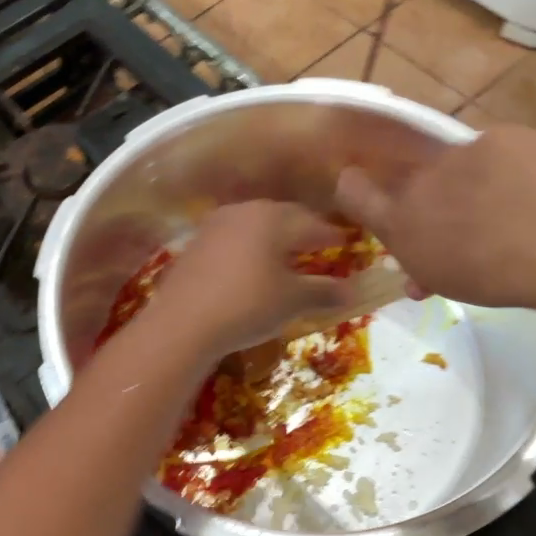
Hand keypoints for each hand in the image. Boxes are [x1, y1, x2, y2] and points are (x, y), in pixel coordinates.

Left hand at [141, 201, 356, 359]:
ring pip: (255, 226)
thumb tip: (353, 290)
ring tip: (285, 257)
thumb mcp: (292, 301)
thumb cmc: (247, 306)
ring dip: (273, 238)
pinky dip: (248, 249)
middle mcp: (244, 212)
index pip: (314, 223)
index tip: (346, 245)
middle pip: (283, 217)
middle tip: (318, 247)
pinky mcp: (194, 244)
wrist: (181, 323)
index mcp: (274, 218)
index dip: (333, 236)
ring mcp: (215, 225)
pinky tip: (250, 268)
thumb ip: (324, 291)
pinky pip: (232, 240)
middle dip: (303, 231)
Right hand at [335, 125, 535, 309]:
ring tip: (513, 212)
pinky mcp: (506, 137)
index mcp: (399, 219)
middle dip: (432, 199)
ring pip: (462, 168)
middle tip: (463, 227)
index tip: (358, 186)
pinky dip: (514, 168)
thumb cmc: (492, 272)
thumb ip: (423, 271)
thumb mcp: (443, 282)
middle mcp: (421, 180)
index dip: (355, 188)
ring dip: (476, 184)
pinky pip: (503, 153)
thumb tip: (416, 279)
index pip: (356, 191)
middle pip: (416, 181)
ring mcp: (464, 154)